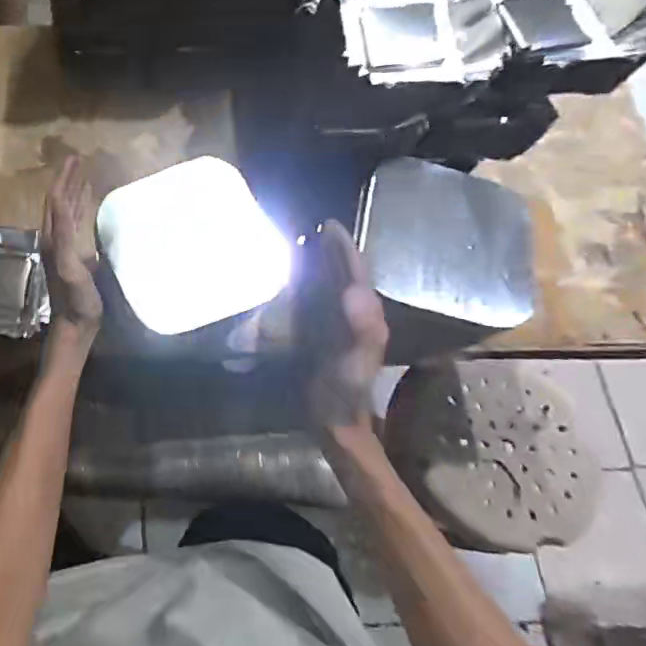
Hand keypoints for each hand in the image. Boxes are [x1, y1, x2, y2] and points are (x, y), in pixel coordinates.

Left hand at [41, 155, 102, 338]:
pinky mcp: (74, 255)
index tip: (76, 159)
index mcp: (54, 238)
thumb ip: (65, 239)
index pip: (57, 201)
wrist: (75, 325)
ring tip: (84, 175)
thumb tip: (64, 206)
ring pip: (67, 211)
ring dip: (74, 192)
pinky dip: (81, 208)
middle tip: (79, 160)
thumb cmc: (76, 300)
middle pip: (59, 202)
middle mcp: (55, 238)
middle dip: (67, 180)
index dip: (65, 179)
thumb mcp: (70, 269)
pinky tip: (89, 205)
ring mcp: (64, 247)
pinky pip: (76, 223)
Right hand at [302, 220, 387, 446]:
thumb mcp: (355, 360)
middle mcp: (350, 312)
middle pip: (338, 274)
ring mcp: (331, 323)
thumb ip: (361, 327)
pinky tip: (281, 284)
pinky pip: (307, 304)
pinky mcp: (315, 335)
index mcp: (364, 313)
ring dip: (309, 267)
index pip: (355, 271)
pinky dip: (295, 290)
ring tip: (292, 248)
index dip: (343, 247)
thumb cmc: (347, 389)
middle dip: (324, 251)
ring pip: (322, 286)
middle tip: (305, 230)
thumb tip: (354, 288)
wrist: (333, 420)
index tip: (328, 224)